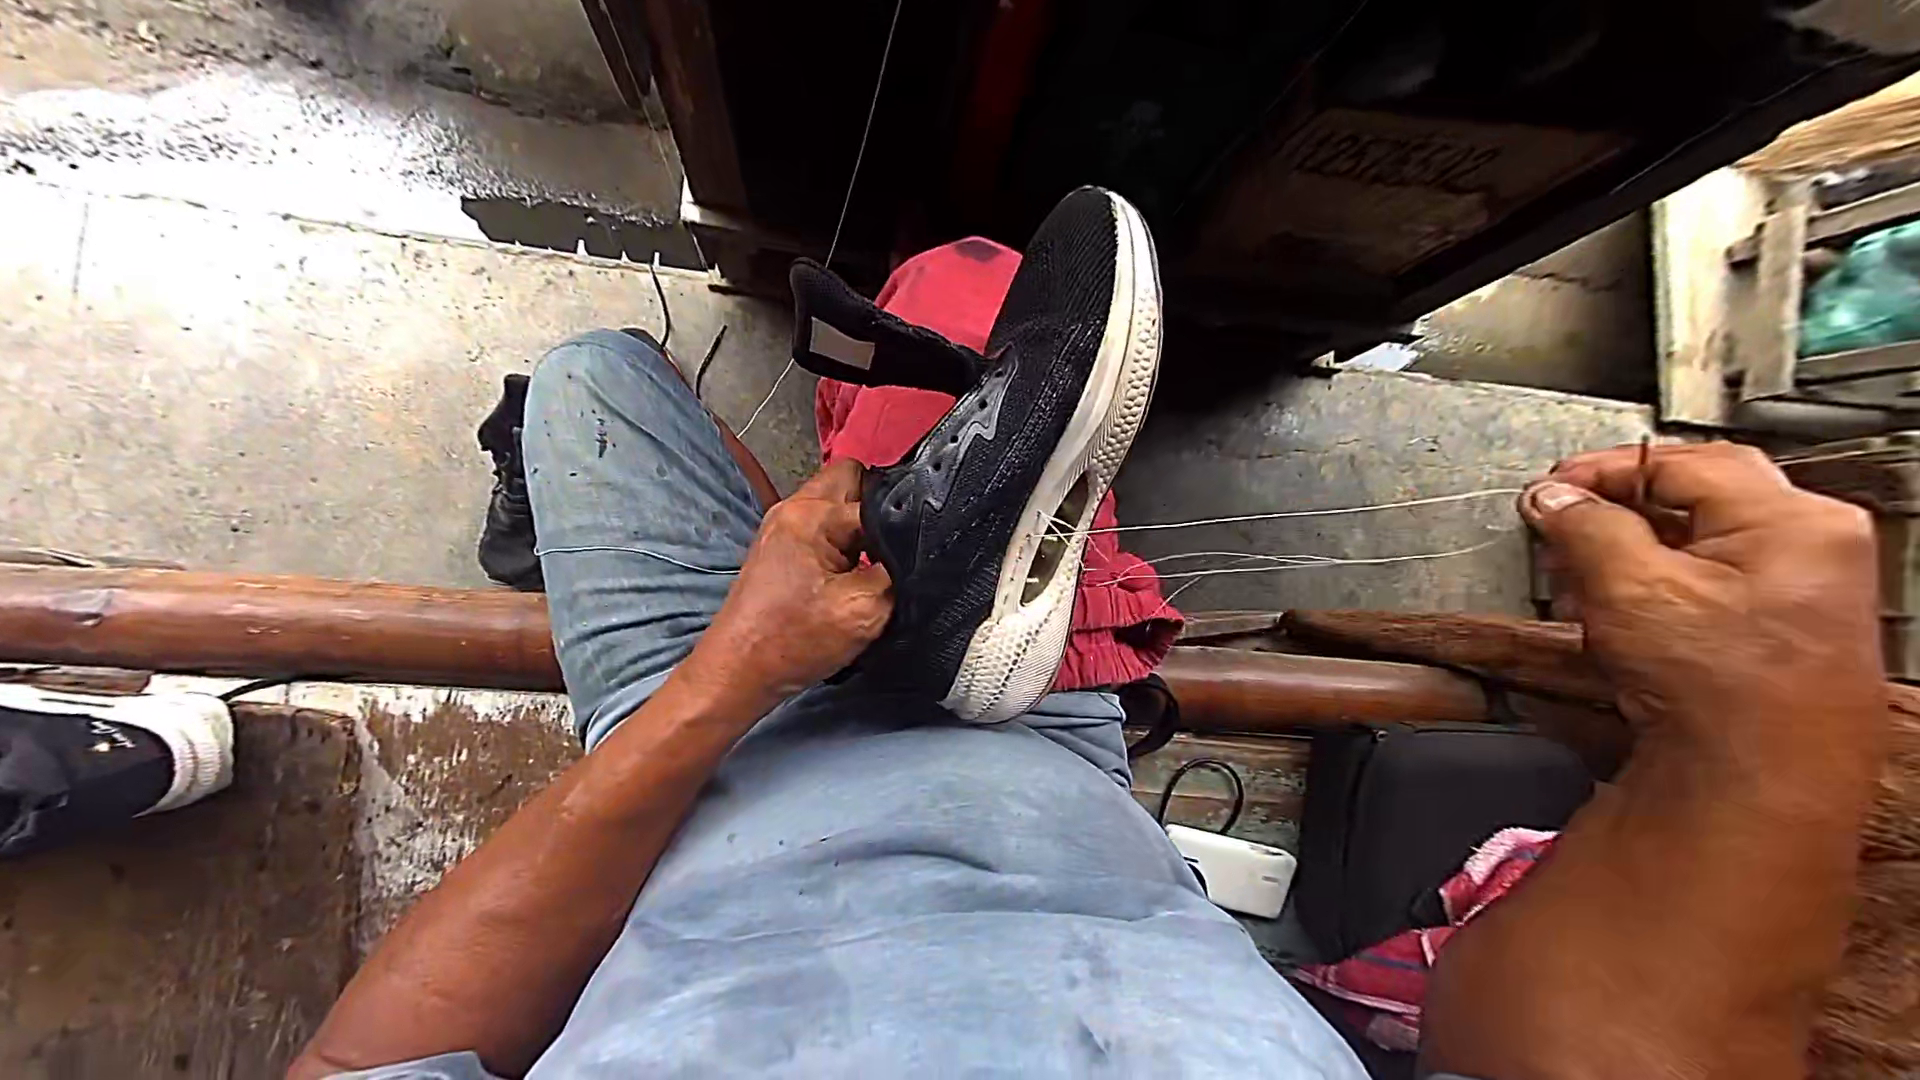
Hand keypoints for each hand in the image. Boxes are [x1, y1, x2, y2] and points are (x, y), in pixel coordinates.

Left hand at [673, 458, 892, 714]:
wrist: (739, 671)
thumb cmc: (790, 642)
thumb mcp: (866, 609)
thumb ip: (896, 570)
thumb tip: (910, 552)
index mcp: (812, 515)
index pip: (877, 497)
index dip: (899, 527)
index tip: (903, 555)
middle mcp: (793, 508)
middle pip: (852, 478)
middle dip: (878, 506)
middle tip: (886, 547)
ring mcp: (783, 525)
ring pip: (838, 501)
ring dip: (858, 526)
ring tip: (867, 564)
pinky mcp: (782, 546)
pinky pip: (823, 524)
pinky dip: (841, 541)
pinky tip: (847, 574)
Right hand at [1521, 442, 1885, 790]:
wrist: (1752, 766)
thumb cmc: (1717, 680)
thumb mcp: (1627, 584)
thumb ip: (1585, 525)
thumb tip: (1553, 496)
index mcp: (1792, 521)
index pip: (1681, 462)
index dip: (1603, 469)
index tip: (1550, 488)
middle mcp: (1802, 545)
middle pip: (1685, 497)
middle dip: (1607, 513)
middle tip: (1556, 529)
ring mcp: (1786, 585)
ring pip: (1682, 538)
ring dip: (1615, 550)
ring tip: (1574, 578)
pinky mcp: (1759, 619)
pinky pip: (1687, 576)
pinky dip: (1636, 580)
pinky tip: (1604, 605)